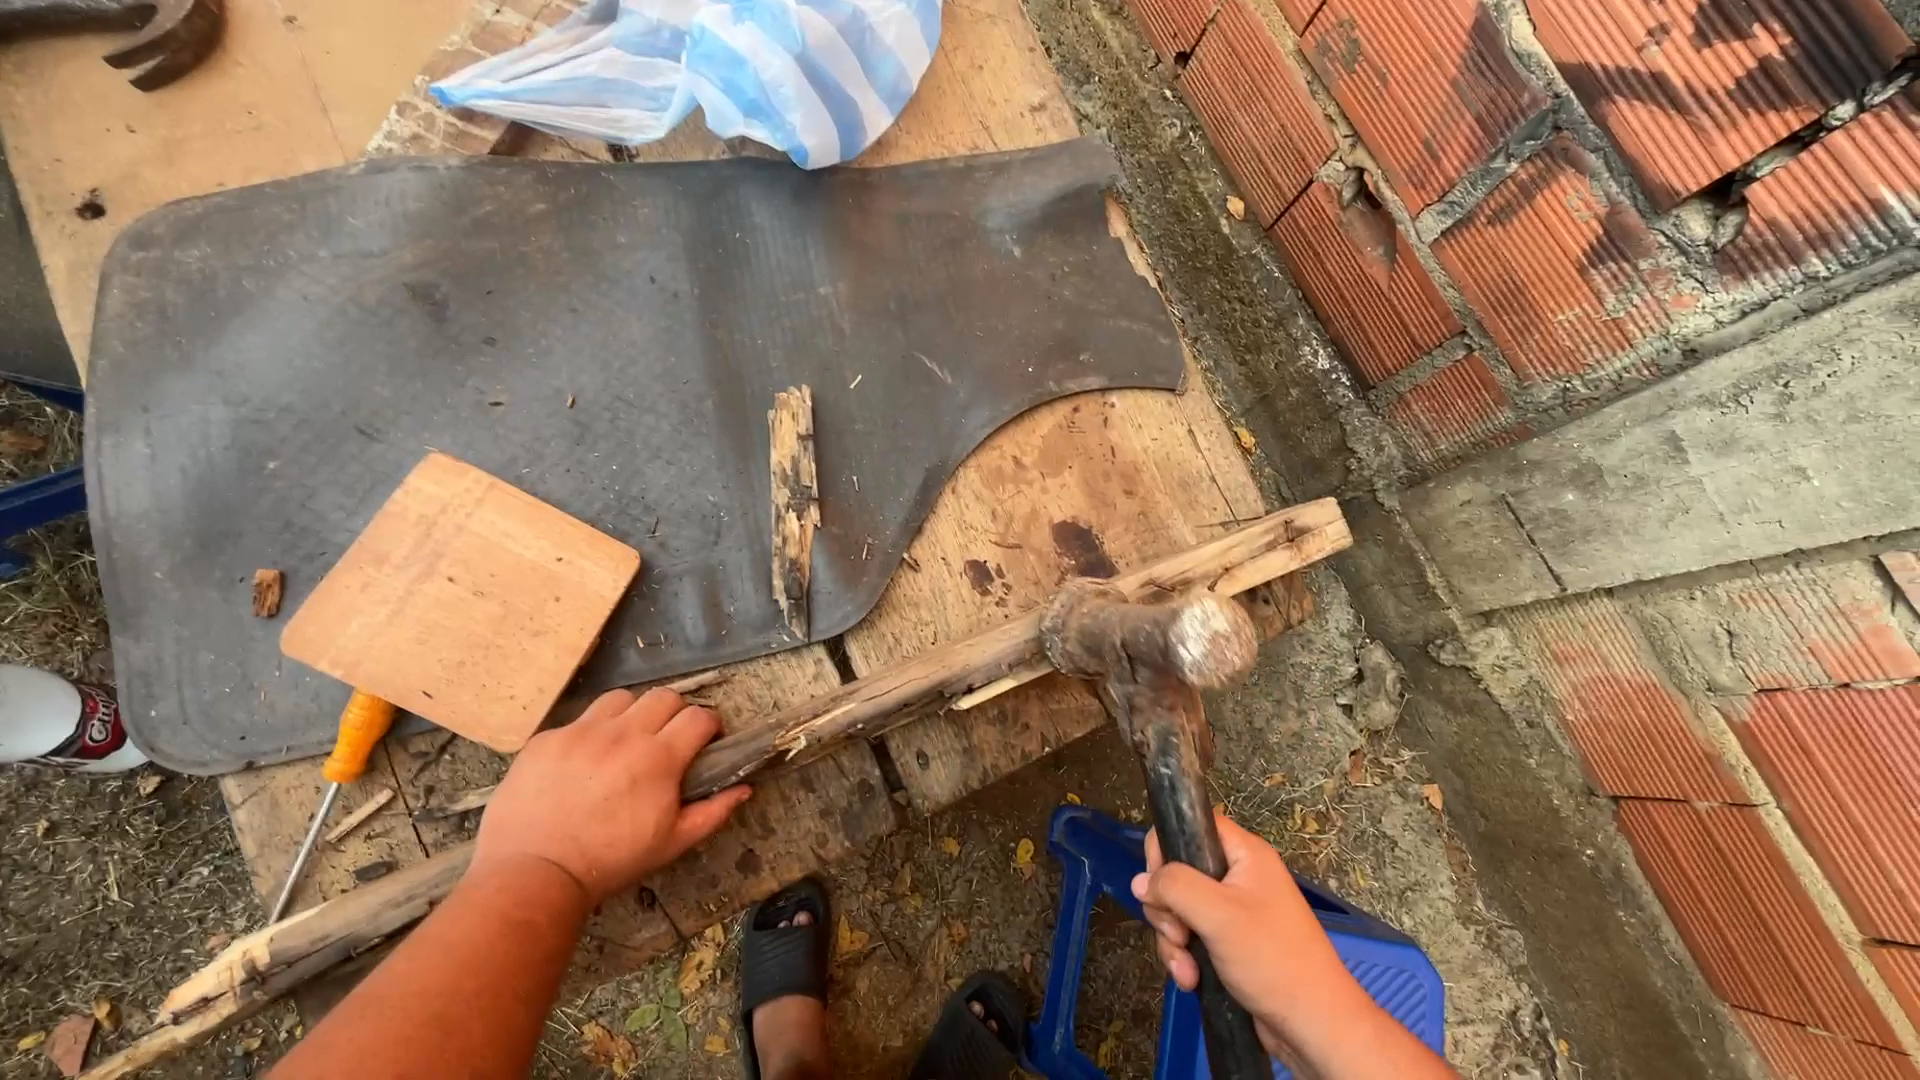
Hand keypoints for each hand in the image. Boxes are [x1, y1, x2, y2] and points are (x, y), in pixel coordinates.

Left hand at [472, 687, 750, 909]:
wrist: (532, 875)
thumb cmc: (610, 862)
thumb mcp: (671, 844)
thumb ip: (713, 812)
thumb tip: (745, 789)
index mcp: (659, 758)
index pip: (699, 716)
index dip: (709, 725)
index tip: (705, 741)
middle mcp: (623, 734)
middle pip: (664, 696)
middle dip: (675, 713)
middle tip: (668, 739)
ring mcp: (581, 732)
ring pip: (620, 698)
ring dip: (632, 714)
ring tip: (625, 741)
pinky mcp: (546, 739)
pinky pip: (578, 720)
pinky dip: (590, 734)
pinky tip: (583, 762)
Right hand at [1130, 814, 1362, 1055]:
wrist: (1313, 1027)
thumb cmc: (1273, 960)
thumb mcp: (1218, 914)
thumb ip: (1174, 887)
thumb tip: (1139, 882)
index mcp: (1245, 855)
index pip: (1193, 826)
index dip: (1167, 848)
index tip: (1159, 882)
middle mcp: (1238, 877)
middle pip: (1179, 871)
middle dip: (1167, 906)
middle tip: (1177, 932)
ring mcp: (1233, 911)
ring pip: (1179, 908)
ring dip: (1172, 939)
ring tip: (1185, 966)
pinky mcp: (1228, 942)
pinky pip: (1190, 936)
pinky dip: (1183, 956)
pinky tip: (1191, 978)